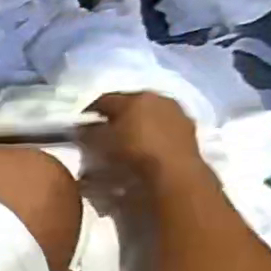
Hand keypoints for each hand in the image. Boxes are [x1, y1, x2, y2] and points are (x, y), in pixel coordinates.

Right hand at [78, 92, 204, 184]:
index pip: (104, 100)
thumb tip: (81, 128)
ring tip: (128, 141)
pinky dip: (154, 133)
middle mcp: (156, 98)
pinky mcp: (189, 128)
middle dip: (116, 116)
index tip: (81, 124)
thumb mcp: (101, 145)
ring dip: (138, 124)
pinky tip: (148, 147)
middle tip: (105, 131)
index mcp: (133, 98)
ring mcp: (176, 111)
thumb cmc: (132, 153)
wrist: (174, 172)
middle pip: (129, 104)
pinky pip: (164, 126)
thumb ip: (88, 133)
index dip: (90, 111)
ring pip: (149, 114)